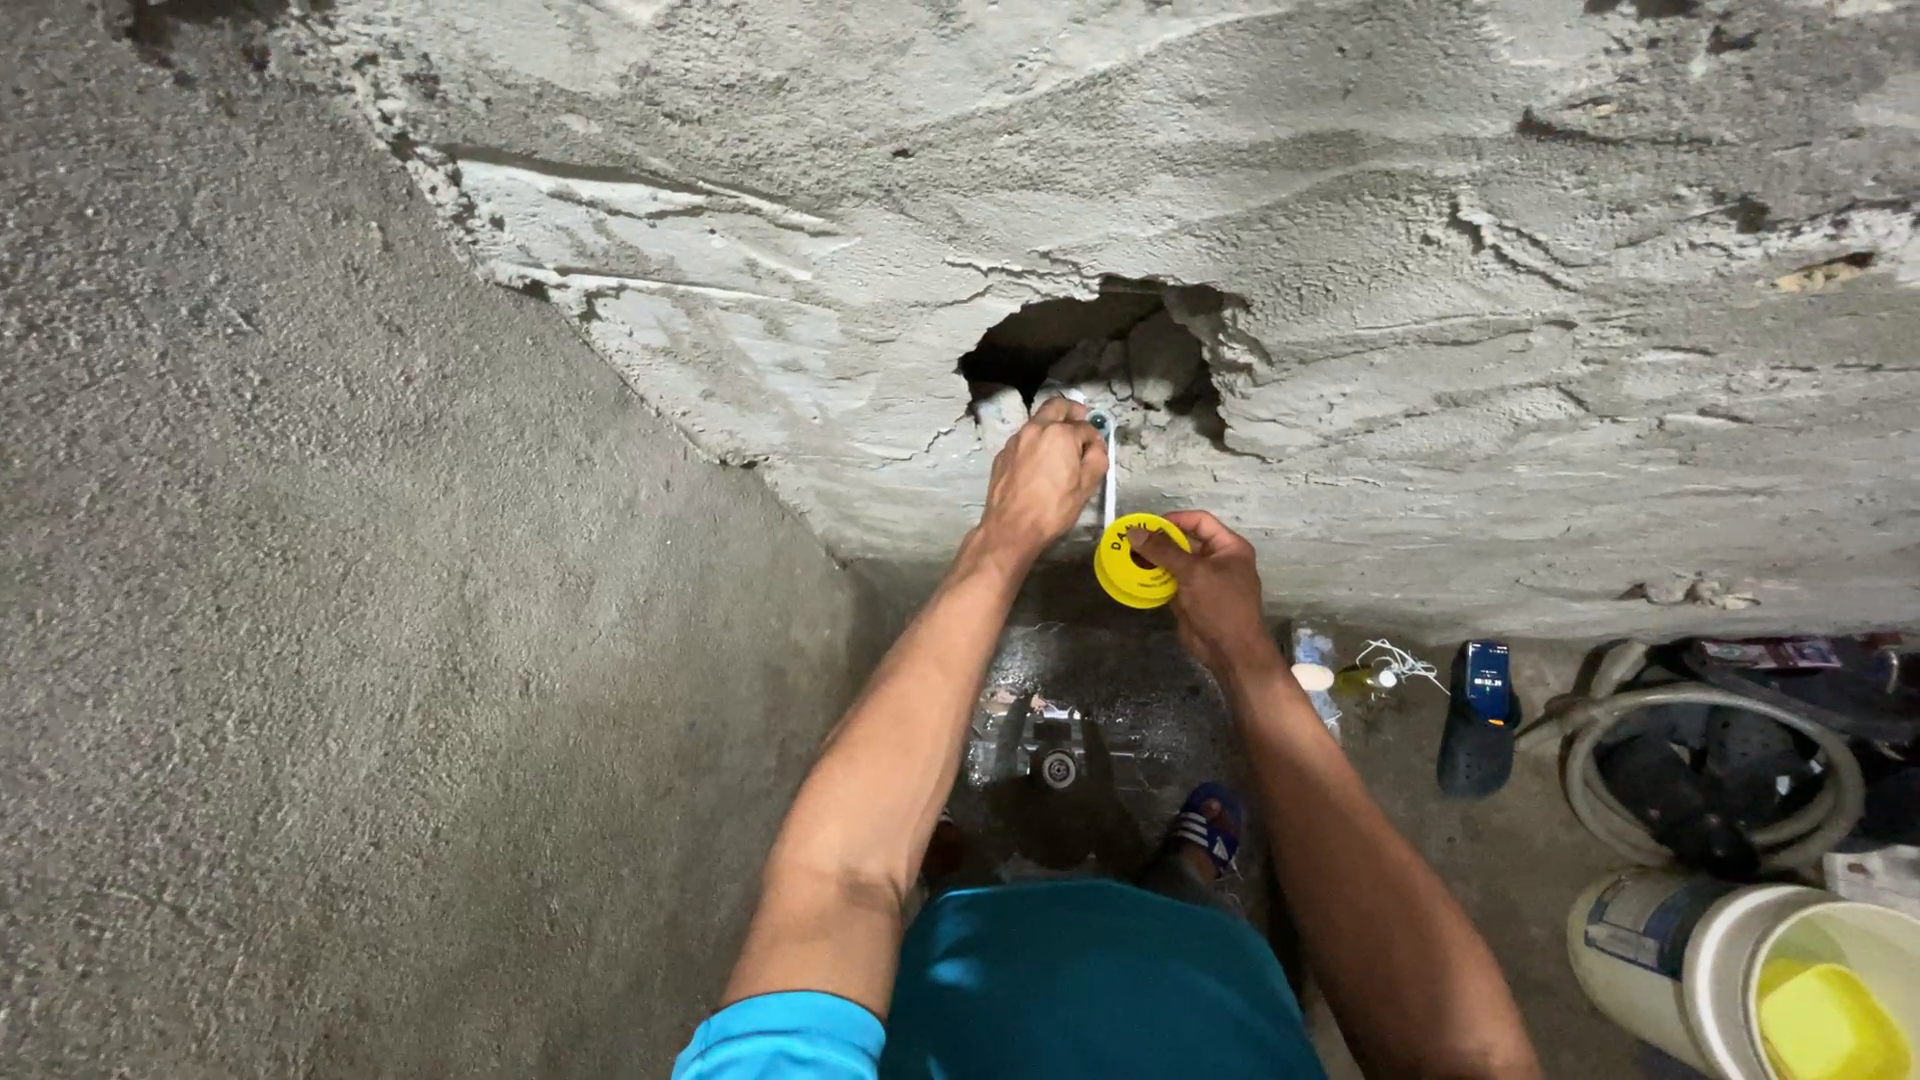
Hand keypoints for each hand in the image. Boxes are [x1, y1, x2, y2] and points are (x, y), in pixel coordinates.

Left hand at [975, 397, 1106, 563]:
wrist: (1011, 527)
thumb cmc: (1053, 509)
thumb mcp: (1086, 487)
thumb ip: (1097, 459)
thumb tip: (1096, 446)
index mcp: (1060, 434)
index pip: (1085, 426)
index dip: (1095, 437)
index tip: (1096, 450)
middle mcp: (1035, 429)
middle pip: (1056, 407)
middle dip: (1071, 410)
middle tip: (1080, 420)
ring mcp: (1015, 440)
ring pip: (1037, 422)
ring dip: (1051, 426)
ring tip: (1059, 447)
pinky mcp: (1002, 454)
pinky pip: (1023, 440)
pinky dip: (1035, 442)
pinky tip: (1038, 463)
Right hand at [1128, 511, 1276, 677]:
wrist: (1231, 650)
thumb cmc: (1220, 604)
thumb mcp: (1193, 572)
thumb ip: (1163, 550)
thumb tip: (1134, 532)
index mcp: (1229, 547)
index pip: (1200, 521)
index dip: (1175, 519)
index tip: (1149, 525)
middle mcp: (1217, 560)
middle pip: (1184, 541)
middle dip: (1159, 541)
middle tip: (1131, 541)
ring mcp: (1202, 580)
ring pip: (1174, 563)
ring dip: (1153, 560)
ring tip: (1127, 557)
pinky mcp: (1189, 598)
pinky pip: (1169, 582)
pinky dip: (1153, 579)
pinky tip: (1134, 577)